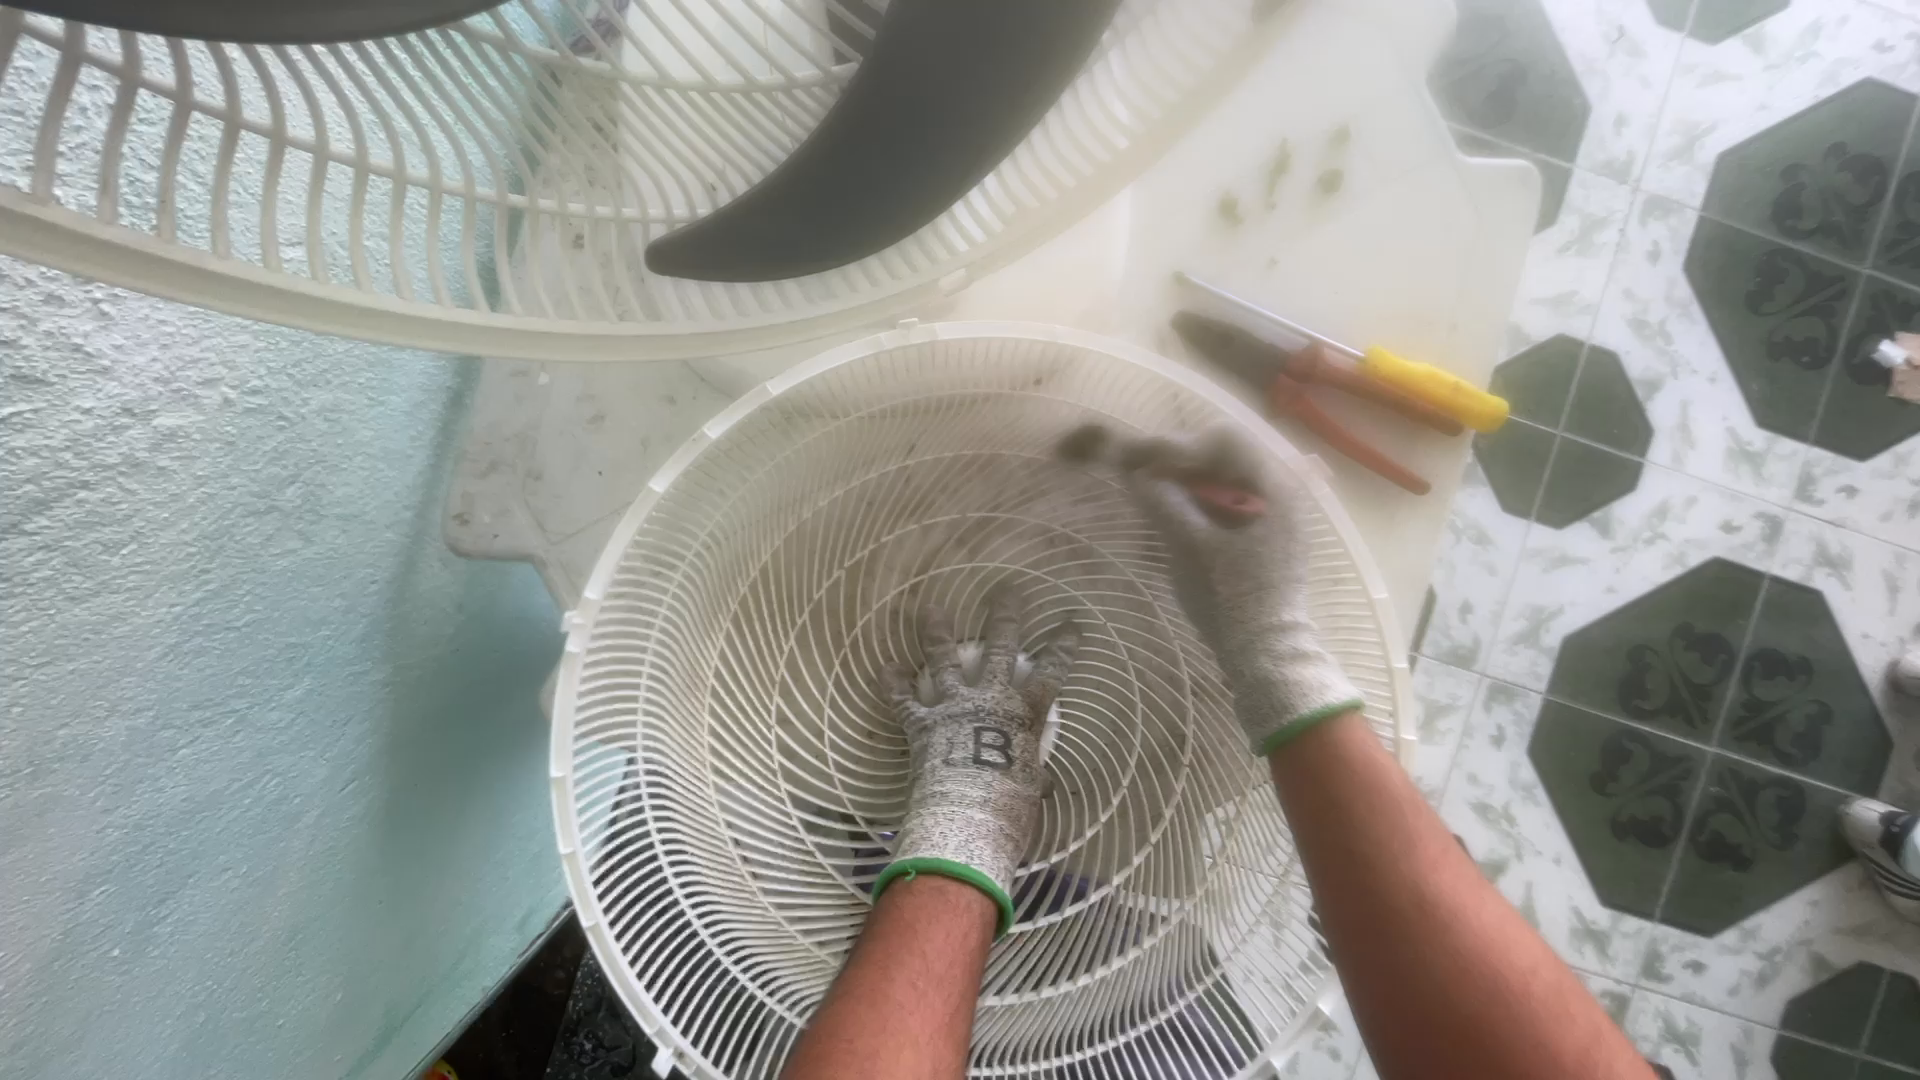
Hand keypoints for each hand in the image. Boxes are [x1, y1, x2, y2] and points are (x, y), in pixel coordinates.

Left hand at [873, 588, 1078, 936]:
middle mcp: (991, 699)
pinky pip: (903, 700)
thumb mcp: (1031, 792)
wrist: (967, 825)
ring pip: (945, 659)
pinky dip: (892, 684)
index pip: (1052, 672)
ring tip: (931, 608)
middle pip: (999, 648)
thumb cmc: (1010, 812)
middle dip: (1004, 617)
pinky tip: (884, 666)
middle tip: (1005, 590)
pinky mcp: (921, 724)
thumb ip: (1035, 778)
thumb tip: (1044, 783)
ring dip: (938, 633)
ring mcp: (954, 707)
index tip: (1072, 624)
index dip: (1064, 647)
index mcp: (1025, 714)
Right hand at [1110, 427, 1361, 755]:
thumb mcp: (1188, 547)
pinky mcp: (1272, 531)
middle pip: (1225, 451)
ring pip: (1228, 473)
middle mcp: (1284, 487)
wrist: (1267, 652)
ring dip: (1190, 476)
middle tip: (1141, 472)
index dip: (1172, 444)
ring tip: (1156, 489)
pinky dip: (1204, 496)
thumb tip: (1133, 472)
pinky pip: (1235, 496)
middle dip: (1180, 457)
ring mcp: (1281, 510)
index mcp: (1272, 484)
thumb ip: (1162, 502)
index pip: (1219, 439)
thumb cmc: (1229, 600)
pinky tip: (1181, 508)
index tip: (1135, 460)